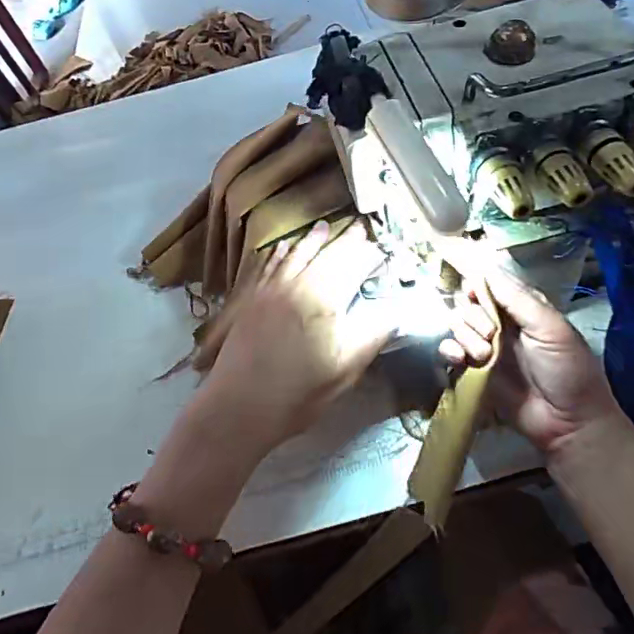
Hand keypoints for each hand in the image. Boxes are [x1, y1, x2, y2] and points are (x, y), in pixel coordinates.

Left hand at [200, 220, 392, 455]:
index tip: (385, 245)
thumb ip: (372, 334)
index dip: (371, 252)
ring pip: (296, 254)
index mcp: (325, 299)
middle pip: (326, 253)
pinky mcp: (251, 299)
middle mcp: (298, 284)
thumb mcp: (346, 369)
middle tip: (359, 226)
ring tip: (324, 226)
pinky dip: (280, 252)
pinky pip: (268, 265)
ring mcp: (270, 289)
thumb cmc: (299, 394)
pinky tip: (284, 246)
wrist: (238, 407)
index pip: (355, 263)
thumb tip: (395, 309)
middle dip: (345, 239)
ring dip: (313, 239)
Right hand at [440, 268, 625, 457]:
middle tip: (490, 334)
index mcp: (522, 309)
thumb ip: (517, 298)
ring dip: (465, 336)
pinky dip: (449, 351)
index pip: (491, 285)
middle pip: (469, 304)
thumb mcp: (550, 327)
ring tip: (483, 356)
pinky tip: (460, 360)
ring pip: (457, 326)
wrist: (568, 423)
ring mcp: (486, 348)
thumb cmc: (567, 369)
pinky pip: (450, 352)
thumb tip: (485, 270)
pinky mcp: (474, 372)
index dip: (477, 284)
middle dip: (473, 316)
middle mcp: (501, 324)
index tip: (473, 292)